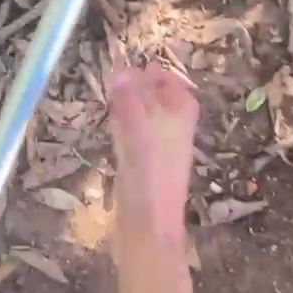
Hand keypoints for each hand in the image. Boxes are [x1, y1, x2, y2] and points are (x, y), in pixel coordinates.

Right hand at [106, 65, 198, 244]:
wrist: (148, 228)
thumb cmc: (149, 176)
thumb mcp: (139, 131)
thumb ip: (129, 99)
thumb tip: (121, 69)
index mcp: (179, 123)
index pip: (177, 91)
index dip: (162, 78)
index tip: (142, 65)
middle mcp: (171, 135)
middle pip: (161, 105)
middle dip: (143, 89)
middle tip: (121, 76)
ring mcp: (155, 152)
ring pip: (146, 120)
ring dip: (132, 106)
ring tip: (113, 93)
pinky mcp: (140, 167)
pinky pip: (134, 138)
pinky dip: (124, 125)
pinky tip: (112, 124)